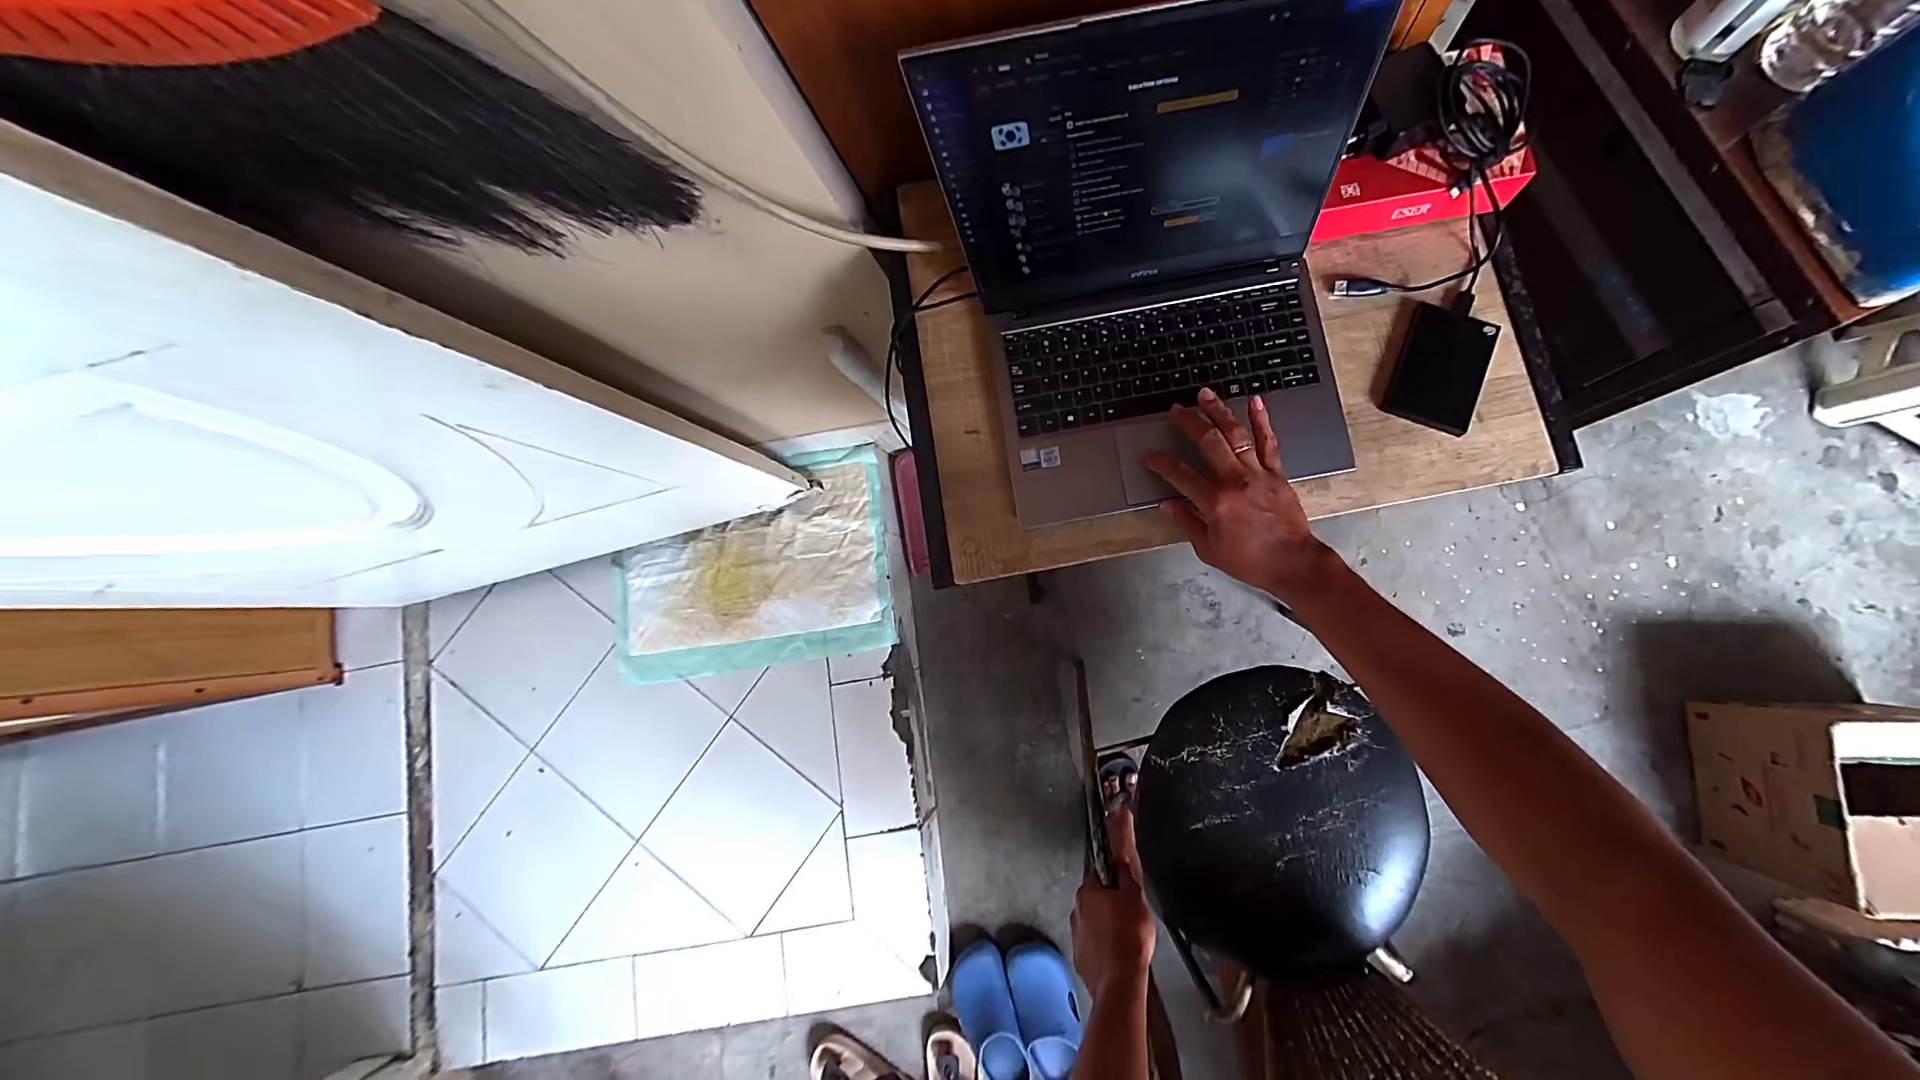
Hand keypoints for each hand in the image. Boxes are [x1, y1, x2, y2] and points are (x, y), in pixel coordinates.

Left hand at [1073, 803, 1155, 996]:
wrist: (1120, 982)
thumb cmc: (1131, 935)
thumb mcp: (1135, 895)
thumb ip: (1127, 864)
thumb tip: (1120, 831)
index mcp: (1088, 890)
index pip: (1100, 874)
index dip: (1115, 878)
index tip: (1126, 888)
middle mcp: (1076, 908)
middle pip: (1095, 897)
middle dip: (1110, 901)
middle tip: (1131, 914)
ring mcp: (1076, 933)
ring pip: (1093, 920)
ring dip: (1106, 923)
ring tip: (1126, 936)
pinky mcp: (1079, 956)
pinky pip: (1092, 943)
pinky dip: (1103, 944)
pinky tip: (1117, 952)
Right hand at [1144, 388, 1341, 602]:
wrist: (1292, 562)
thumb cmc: (1250, 560)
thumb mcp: (1208, 547)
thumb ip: (1186, 522)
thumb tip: (1168, 505)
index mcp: (1215, 501)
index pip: (1181, 475)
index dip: (1161, 463)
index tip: (1150, 455)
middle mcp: (1235, 481)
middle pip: (1209, 443)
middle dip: (1190, 423)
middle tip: (1177, 409)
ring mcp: (1258, 474)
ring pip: (1236, 435)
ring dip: (1219, 412)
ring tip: (1206, 395)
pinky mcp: (1276, 474)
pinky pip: (1268, 442)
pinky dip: (1262, 420)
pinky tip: (1255, 402)